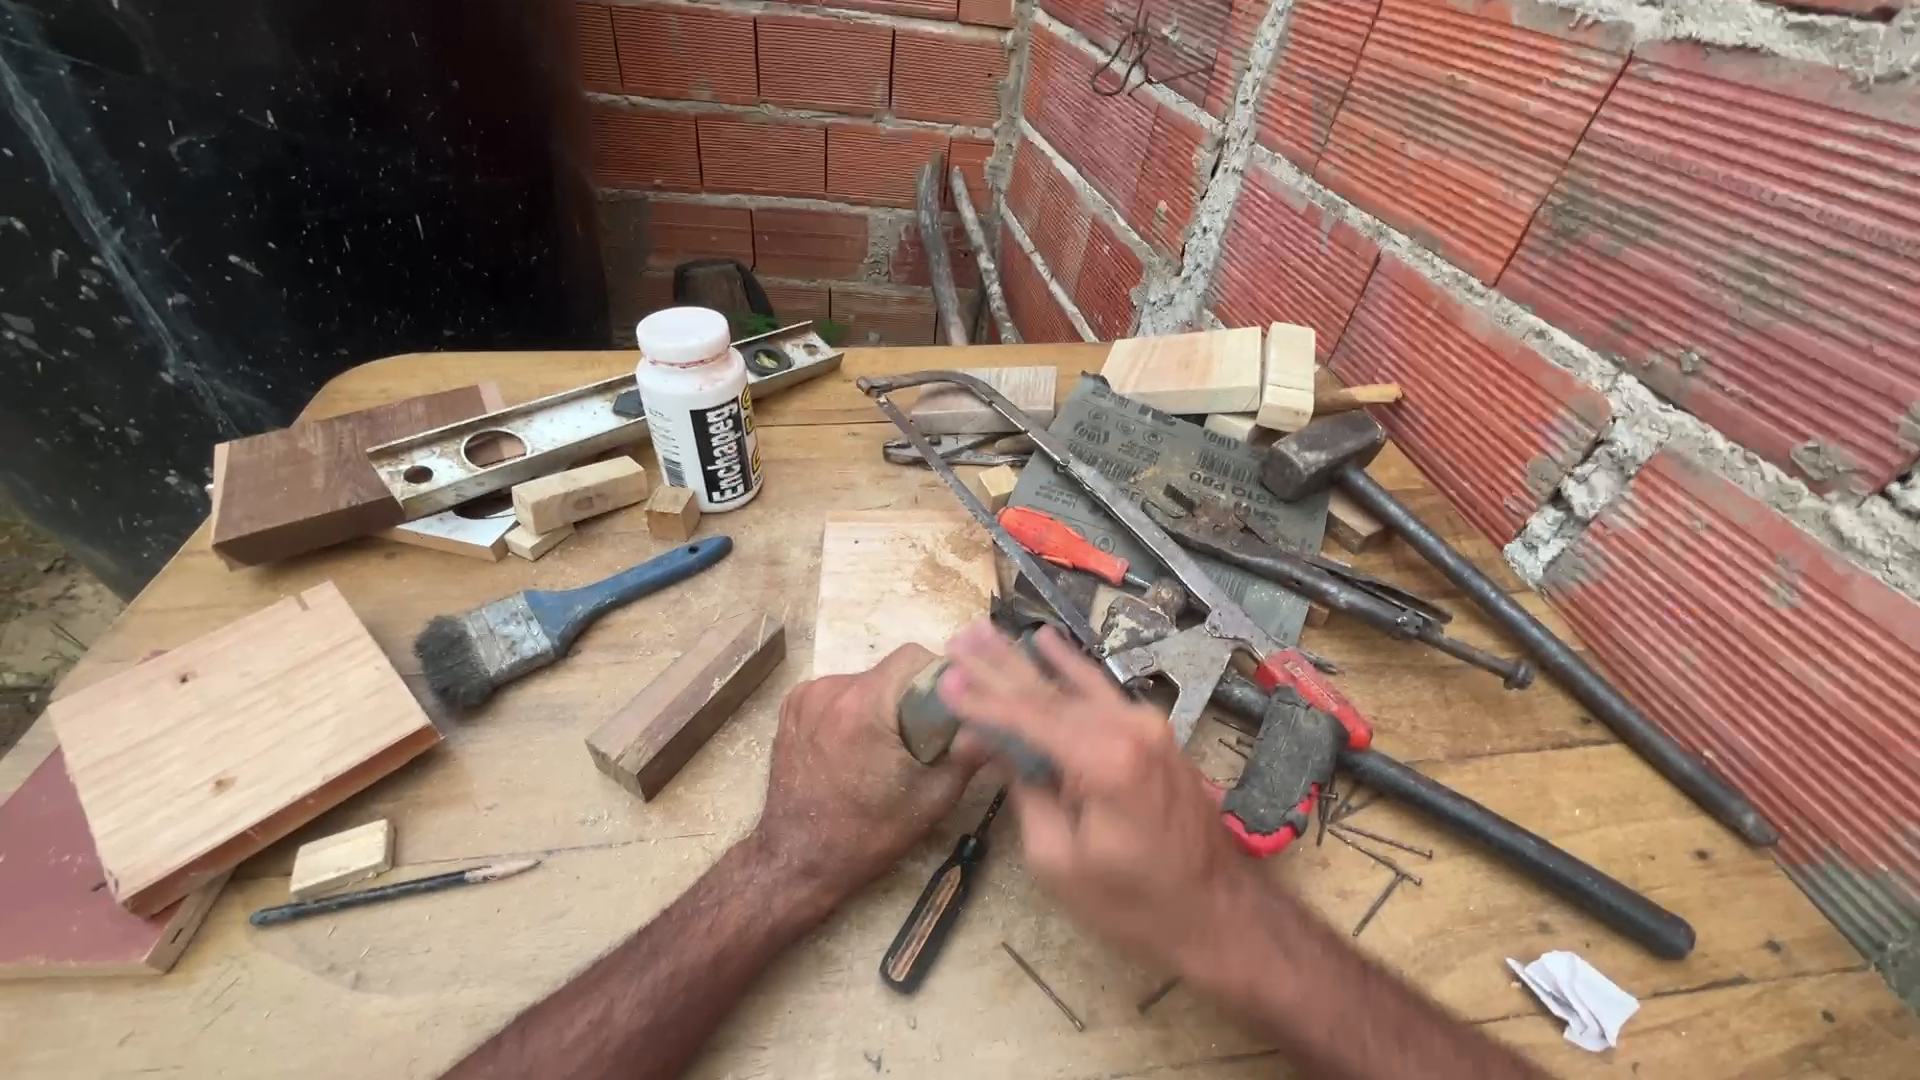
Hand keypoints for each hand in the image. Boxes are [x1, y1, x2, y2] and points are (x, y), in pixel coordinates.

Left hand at [753, 644, 984, 905]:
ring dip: (881, 703)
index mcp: (863, 704)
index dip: (937, 676)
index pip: (913, 657)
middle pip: (888, 670)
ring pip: (864, 681)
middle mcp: (829, 689)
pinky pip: (838, 693)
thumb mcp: (933, 797)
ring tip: (884, 747)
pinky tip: (856, 746)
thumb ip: (969, 751)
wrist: (799, 859)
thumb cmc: (869, 833)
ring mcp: (805, 696)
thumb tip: (995, 717)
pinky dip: (853, 710)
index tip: (946, 708)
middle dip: (909, 696)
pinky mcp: (791, 706)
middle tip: (919, 737)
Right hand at [934, 619, 1258, 974]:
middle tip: (957, 638)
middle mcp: (1127, 726)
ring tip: (983, 631)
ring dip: (1024, 659)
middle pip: (1046, 692)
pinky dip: (1069, 667)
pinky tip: (1046, 640)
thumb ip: (1026, 791)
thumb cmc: (1133, 903)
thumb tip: (997, 746)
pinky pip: (1100, 692)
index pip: (1027, 719)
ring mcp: (1145, 723)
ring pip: (1071, 685)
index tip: (943, 679)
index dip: (980, 701)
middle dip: (996, 665)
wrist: (1219, 911)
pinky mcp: (1152, 730)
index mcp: (1104, 760)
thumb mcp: (1059, 860)